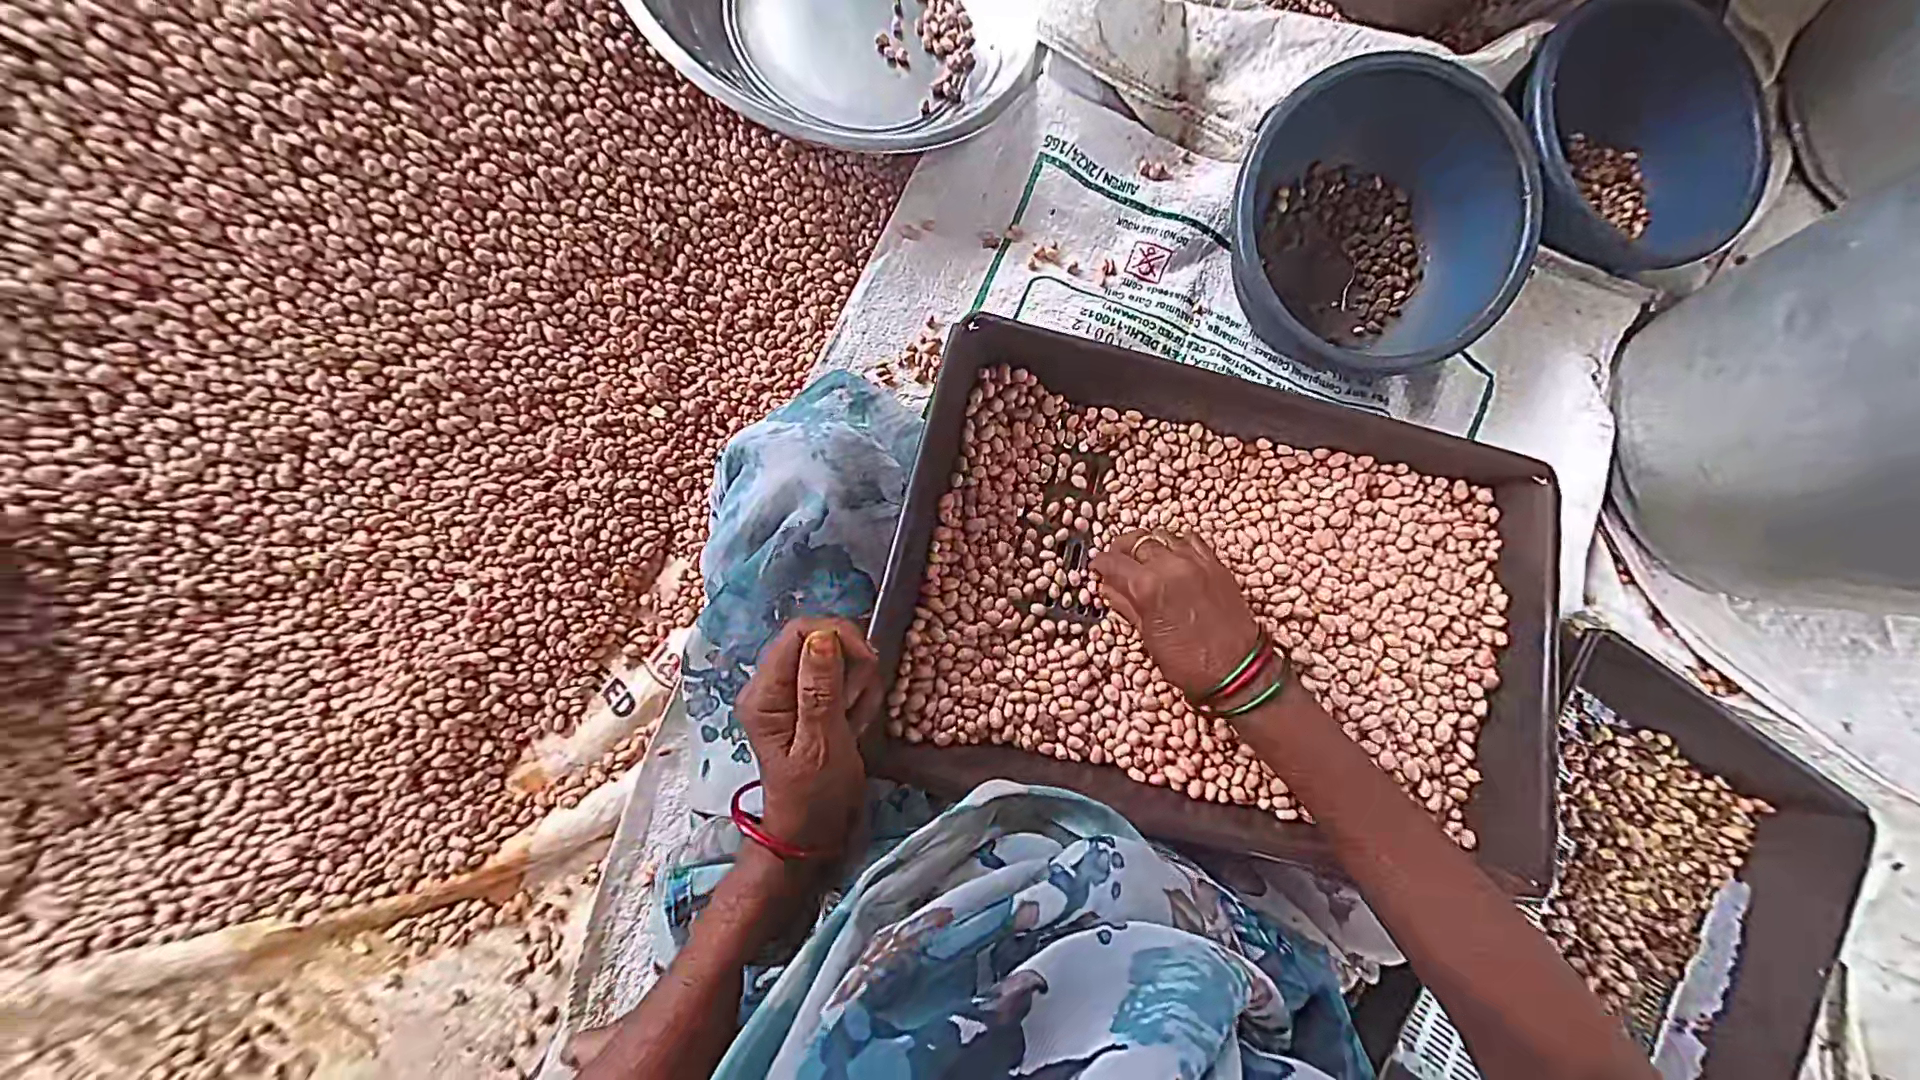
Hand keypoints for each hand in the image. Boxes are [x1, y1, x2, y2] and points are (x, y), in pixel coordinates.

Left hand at [734, 617, 879, 859]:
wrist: (814, 833)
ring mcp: (792, 691)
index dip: (838, 636)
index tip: (867, 662)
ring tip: (853, 723)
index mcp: (764, 693)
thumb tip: (822, 636)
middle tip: (856, 706)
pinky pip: (845, 677)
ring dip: (858, 685)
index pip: (799, 631)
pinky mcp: (812, 699)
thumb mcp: (821, 745)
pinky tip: (854, 724)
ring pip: (839, 656)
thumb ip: (820, 689)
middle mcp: (772, 684)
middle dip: (852, 665)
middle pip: (821, 638)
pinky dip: (859, 695)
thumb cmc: (814, 797)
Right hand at [1090, 530, 1263, 697]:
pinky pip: (1190, 540)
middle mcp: (1171, 566)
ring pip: (1162, 535)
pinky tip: (1170, 555)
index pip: (1112, 562)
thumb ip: (1126, 604)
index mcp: (1148, 586)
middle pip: (1136, 541)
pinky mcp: (1215, 564)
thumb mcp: (1146, 635)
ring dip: (1147, 544)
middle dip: (1121, 550)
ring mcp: (1196, 562)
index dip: (1100, 564)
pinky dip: (1175, 543)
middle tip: (1115, 562)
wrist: (1237, 671)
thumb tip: (1109, 587)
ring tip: (1141, 557)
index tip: (1096, 567)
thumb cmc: (1190, 663)